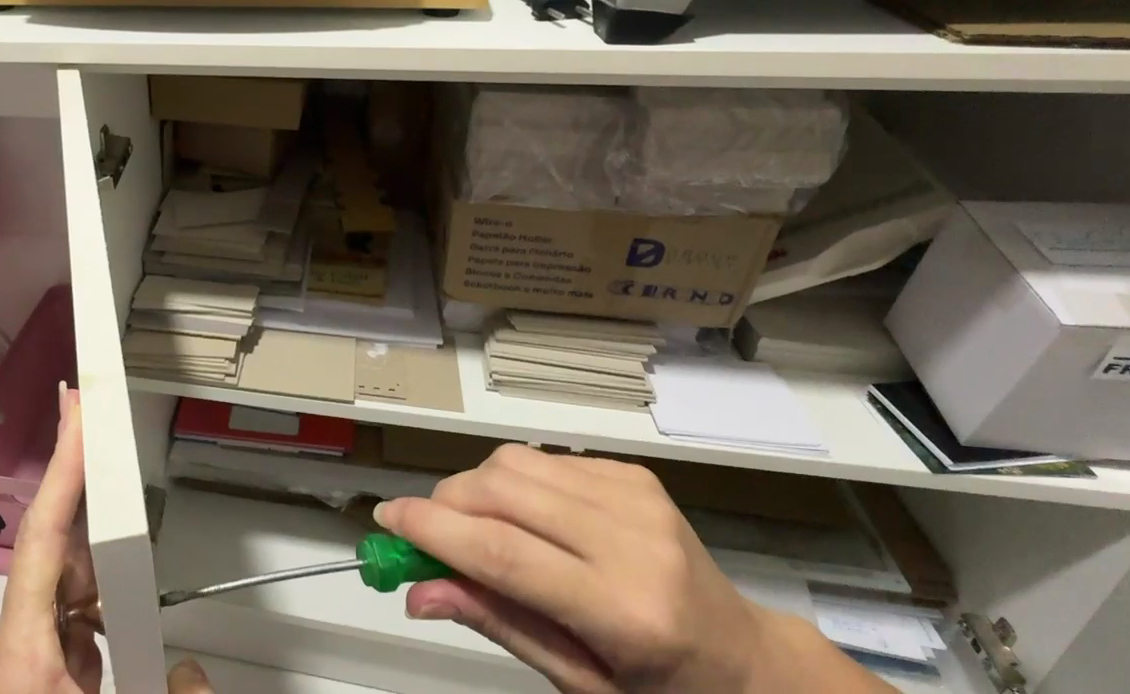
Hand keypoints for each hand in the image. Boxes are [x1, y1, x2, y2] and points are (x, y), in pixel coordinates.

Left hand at [0, 386, 215, 693]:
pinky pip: (76, 627)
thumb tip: (190, 677)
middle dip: (87, 507)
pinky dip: (103, 614)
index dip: (63, 467)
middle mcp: (19, 650)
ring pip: (69, 592)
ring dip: (102, 571)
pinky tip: (124, 626)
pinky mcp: (38, 679)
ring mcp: (27, 665)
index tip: (79, 412)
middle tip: (99, 437)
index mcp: (24, 657)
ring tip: (123, 546)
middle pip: (57, 556)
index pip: (44, 537)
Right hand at [374, 444, 891, 693]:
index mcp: (624, 613)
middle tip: (427, 533)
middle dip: (445, 503)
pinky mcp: (634, 474)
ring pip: (514, 463)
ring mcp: (637, 498)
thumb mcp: (577, 681)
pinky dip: (512, 481)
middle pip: (502, 492)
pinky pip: (543, 459)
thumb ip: (496, 622)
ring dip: (474, 488)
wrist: (744, 657)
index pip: (505, 553)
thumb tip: (417, 590)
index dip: (433, 530)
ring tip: (476, 526)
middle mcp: (633, 542)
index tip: (385, 519)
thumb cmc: (656, 688)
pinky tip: (524, 516)